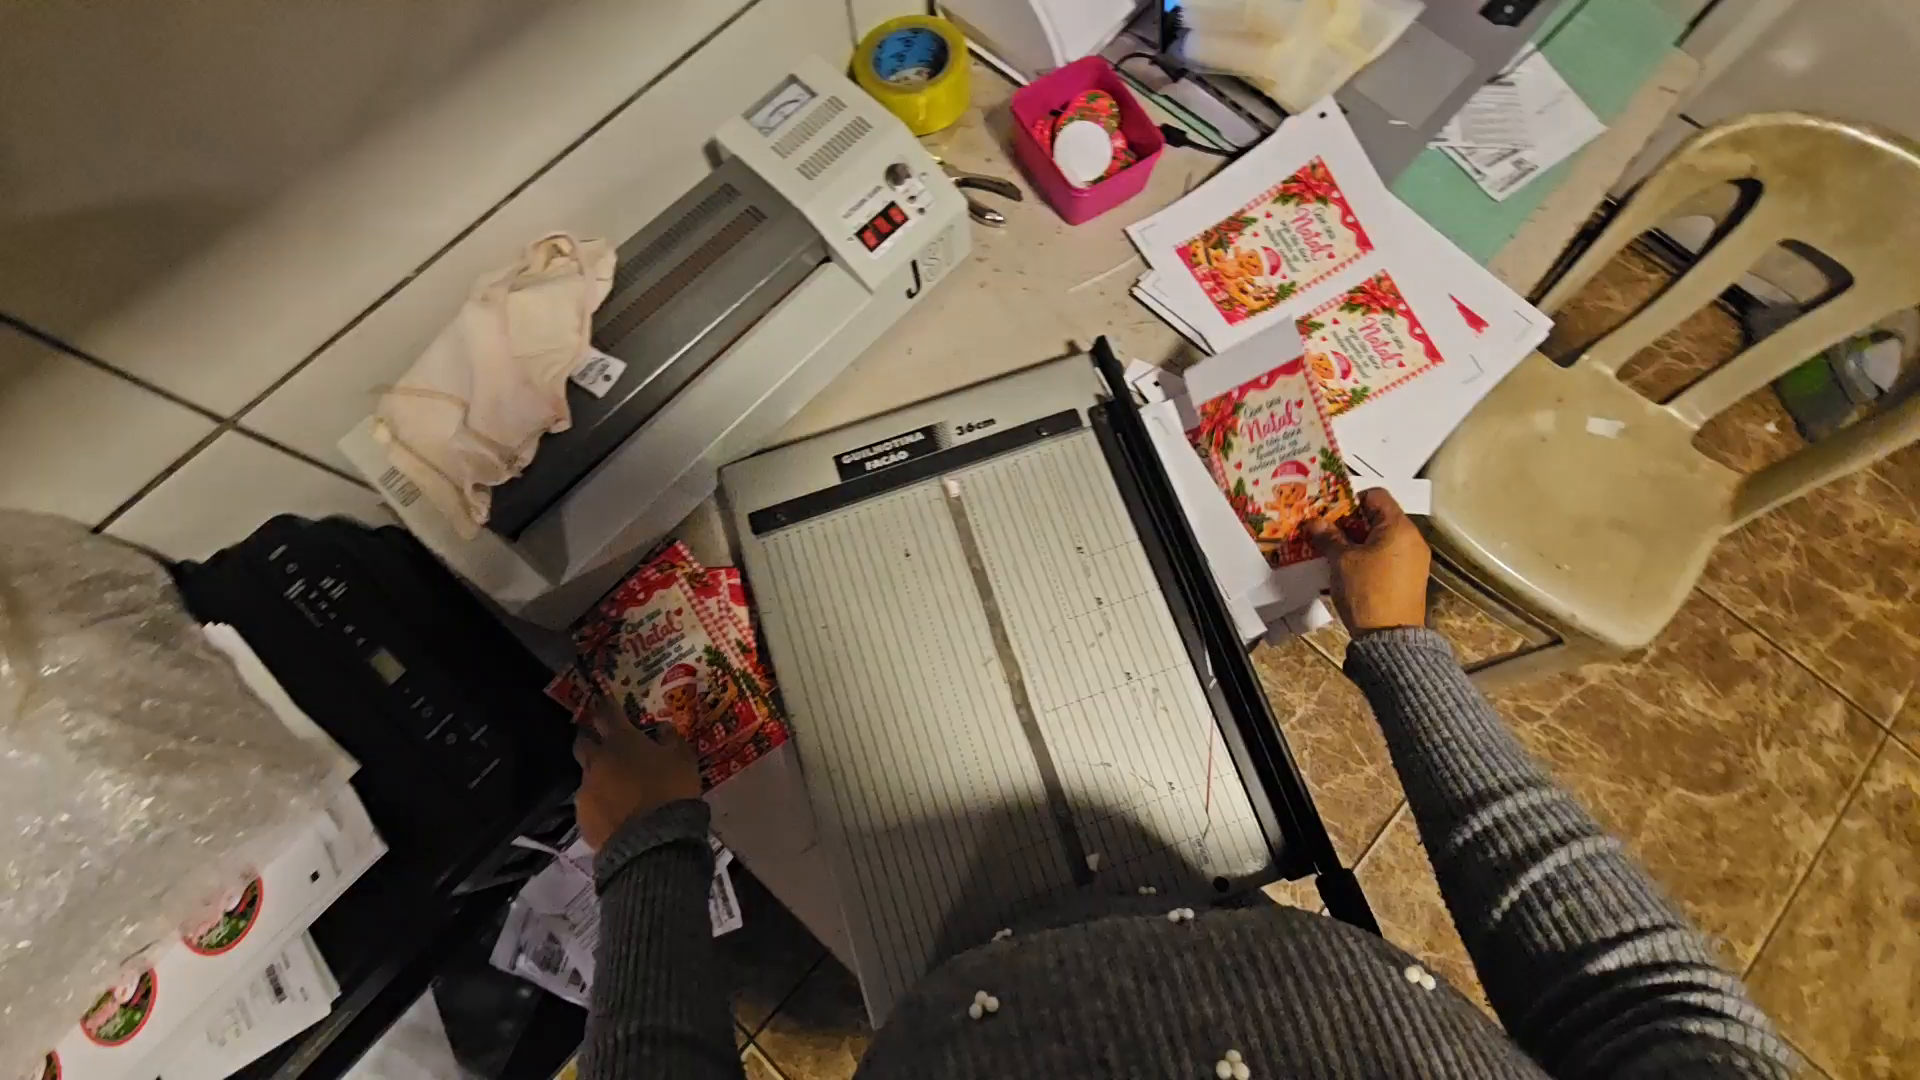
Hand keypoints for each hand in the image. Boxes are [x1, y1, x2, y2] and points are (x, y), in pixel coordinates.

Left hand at [572, 696, 701, 850]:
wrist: (652, 840)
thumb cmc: (671, 789)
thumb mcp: (683, 759)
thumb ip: (671, 739)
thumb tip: (662, 727)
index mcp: (622, 741)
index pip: (607, 714)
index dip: (605, 704)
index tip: (602, 697)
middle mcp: (597, 761)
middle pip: (582, 741)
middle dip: (590, 737)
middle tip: (602, 740)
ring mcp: (586, 789)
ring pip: (586, 773)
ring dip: (597, 772)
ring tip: (615, 783)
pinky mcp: (582, 816)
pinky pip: (589, 801)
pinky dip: (600, 800)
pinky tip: (615, 809)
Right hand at [1304, 488, 1429, 635]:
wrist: (1389, 636)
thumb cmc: (1366, 590)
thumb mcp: (1341, 561)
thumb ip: (1328, 537)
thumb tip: (1314, 522)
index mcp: (1399, 527)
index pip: (1376, 495)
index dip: (1349, 499)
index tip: (1328, 511)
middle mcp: (1412, 538)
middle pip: (1378, 516)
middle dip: (1348, 522)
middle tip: (1323, 531)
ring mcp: (1413, 559)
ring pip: (1380, 537)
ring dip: (1355, 540)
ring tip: (1331, 551)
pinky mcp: (1409, 576)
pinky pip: (1385, 555)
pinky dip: (1366, 555)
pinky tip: (1347, 568)